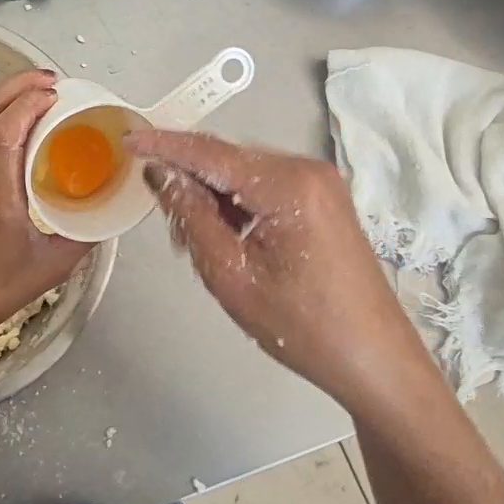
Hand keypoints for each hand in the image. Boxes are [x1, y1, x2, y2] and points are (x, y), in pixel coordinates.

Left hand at [0, 70, 92, 341]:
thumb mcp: (51, 268)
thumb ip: (83, 236)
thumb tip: (108, 207)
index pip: (2, 133)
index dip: (27, 103)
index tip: (55, 94)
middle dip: (14, 84)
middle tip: (49, 80)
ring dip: (1, 95)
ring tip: (35, 91)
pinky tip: (14, 120)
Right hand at [125, 130, 433, 410]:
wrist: (376, 362)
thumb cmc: (303, 327)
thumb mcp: (230, 274)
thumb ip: (191, 215)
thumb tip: (161, 173)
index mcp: (287, 185)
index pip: (208, 152)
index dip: (163, 145)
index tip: (126, 140)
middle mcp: (306, 169)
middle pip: (226, 159)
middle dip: (188, 181)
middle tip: (167, 225)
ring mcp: (319, 182)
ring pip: (242, 172)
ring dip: (211, 195)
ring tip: (196, 241)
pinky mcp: (323, 198)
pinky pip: (263, 185)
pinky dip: (236, 203)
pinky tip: (225, 236)